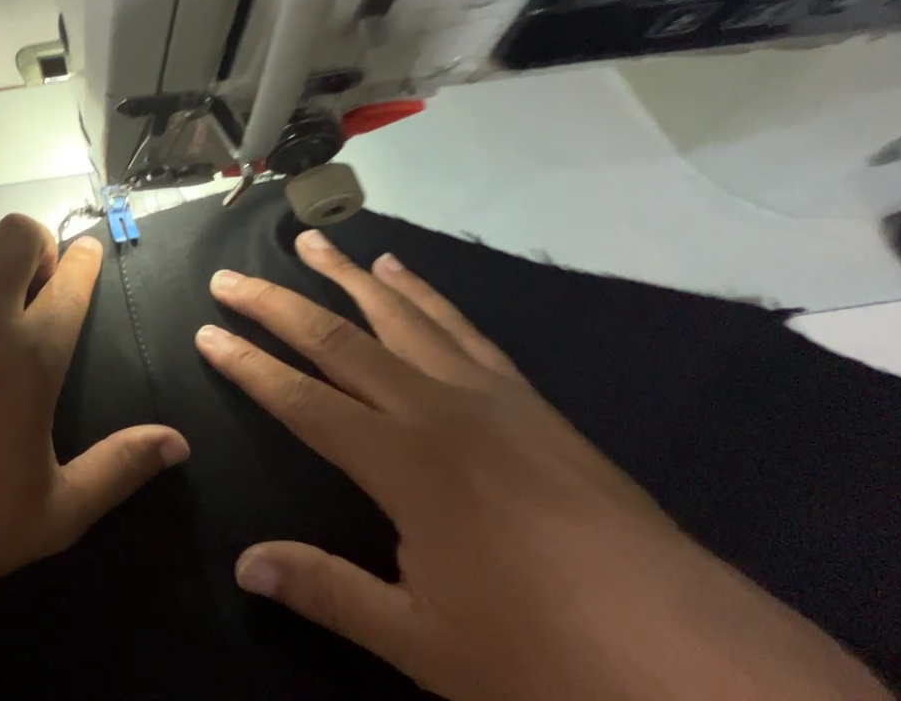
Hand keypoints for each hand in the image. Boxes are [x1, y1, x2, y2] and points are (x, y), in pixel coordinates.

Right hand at [195, 229, 890, 700]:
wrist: (695, 657)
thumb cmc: (542, 651)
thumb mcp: (422, 641)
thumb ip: (328, 590)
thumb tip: (244, 565)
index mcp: (401, 464)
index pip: (299, 399)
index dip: (246, 364)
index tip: (205, 332)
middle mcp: (437, 412)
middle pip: (339, 341)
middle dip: (276, 305)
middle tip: (229, 276)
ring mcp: (489, 399)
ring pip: (403, 318)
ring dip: (349, 278)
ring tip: (313, 243)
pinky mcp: (531, 403)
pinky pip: (464, 331)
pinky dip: (426, 297)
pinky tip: (404, 277)